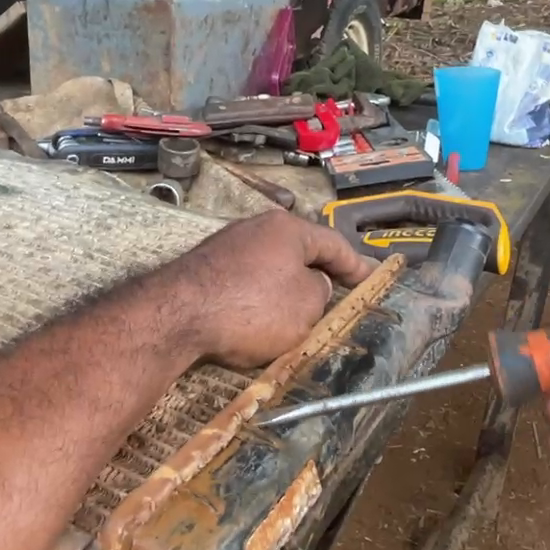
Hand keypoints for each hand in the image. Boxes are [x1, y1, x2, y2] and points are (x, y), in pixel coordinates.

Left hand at [159, 211, 376, 368]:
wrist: (176, 316)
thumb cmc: (252, 307)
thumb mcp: (306, 305)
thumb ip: (321, 292)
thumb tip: (313, 286)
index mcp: (288, 228)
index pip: (333, 244)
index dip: (356, 265)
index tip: (373, 277)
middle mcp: (256, 228)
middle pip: (299, 252)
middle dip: (319, 275)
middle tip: (339, 295)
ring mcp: (226, 247)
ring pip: (270, 268)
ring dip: (287, 290)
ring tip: (301, 314)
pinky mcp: (203, 270)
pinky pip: (244, 283)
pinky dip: (259, 300)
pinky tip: (260, 321)